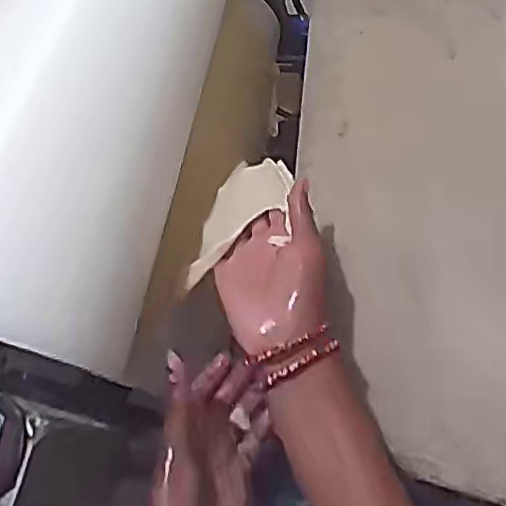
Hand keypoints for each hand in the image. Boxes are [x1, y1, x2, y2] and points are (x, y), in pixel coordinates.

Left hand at [152, 352, 271, 505]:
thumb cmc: (179, 492)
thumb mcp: (177, 445)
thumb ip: (178, 403)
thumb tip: (173, 356)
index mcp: (187, 422)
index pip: (201, 388)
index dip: (214, 371)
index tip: (231, 353)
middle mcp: (206, 431)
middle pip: (225, 397)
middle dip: (240, 378)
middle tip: (260, 357)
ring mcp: (225, 448)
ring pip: (243, 413)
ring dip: (256, 395)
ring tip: (275, 375)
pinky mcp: (242, 467)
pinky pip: (256, 438)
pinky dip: (266, 423)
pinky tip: (280, 409)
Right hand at [213, 179, 326, 355]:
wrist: (283, 338)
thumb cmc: (302, 291)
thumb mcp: (308, 248)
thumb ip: (300, 215)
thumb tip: (301, 181)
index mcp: (286, 236)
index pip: (274, 205)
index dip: (266, 188)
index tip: (255, 167)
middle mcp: (263, 244)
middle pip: (250, 214)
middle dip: (242, 197)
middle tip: (229, 172)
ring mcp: (243, 258)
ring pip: (231, 228)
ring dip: (223, 214)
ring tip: (210, 188)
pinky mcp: (224, 273)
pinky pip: (214, 250)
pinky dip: (207, 237)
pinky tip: (198, 218)